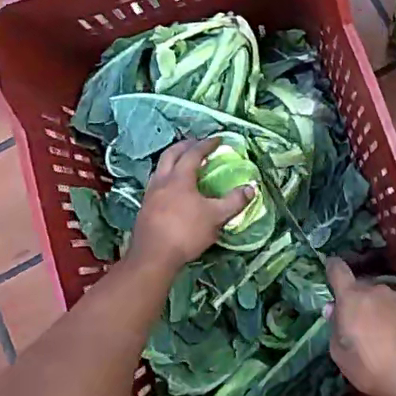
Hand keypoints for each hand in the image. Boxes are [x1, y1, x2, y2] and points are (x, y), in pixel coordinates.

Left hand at [125, 137, 252, 271]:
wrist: (153, 256)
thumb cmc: (186, 232)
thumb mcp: (216, 217)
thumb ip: (234, 201)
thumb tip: (251, 188)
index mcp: (179, 178)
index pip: (193, 154)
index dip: (206, 145)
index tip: (217, 140)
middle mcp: (162, 180)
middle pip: (171, 154)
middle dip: (185, 146)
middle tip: (197, 144)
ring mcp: (150, 194)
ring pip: (160, 168)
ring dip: (172, 160)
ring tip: (183, 163)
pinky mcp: (144, 207)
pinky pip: (156, 183)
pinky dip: (166, 177)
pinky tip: (171, 189)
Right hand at [325, 258, 395, 395]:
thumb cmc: (376, 367)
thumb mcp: (343, 358)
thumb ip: (335, 331)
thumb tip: (333, 310)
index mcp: (353, 298)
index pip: (338, 272)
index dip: (333, 268)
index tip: (330, 264)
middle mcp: (378, 292)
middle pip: (362, 289)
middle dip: (357, 302)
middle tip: (355, 324)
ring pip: (382, 301)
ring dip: (378, 313)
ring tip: (380, 338)